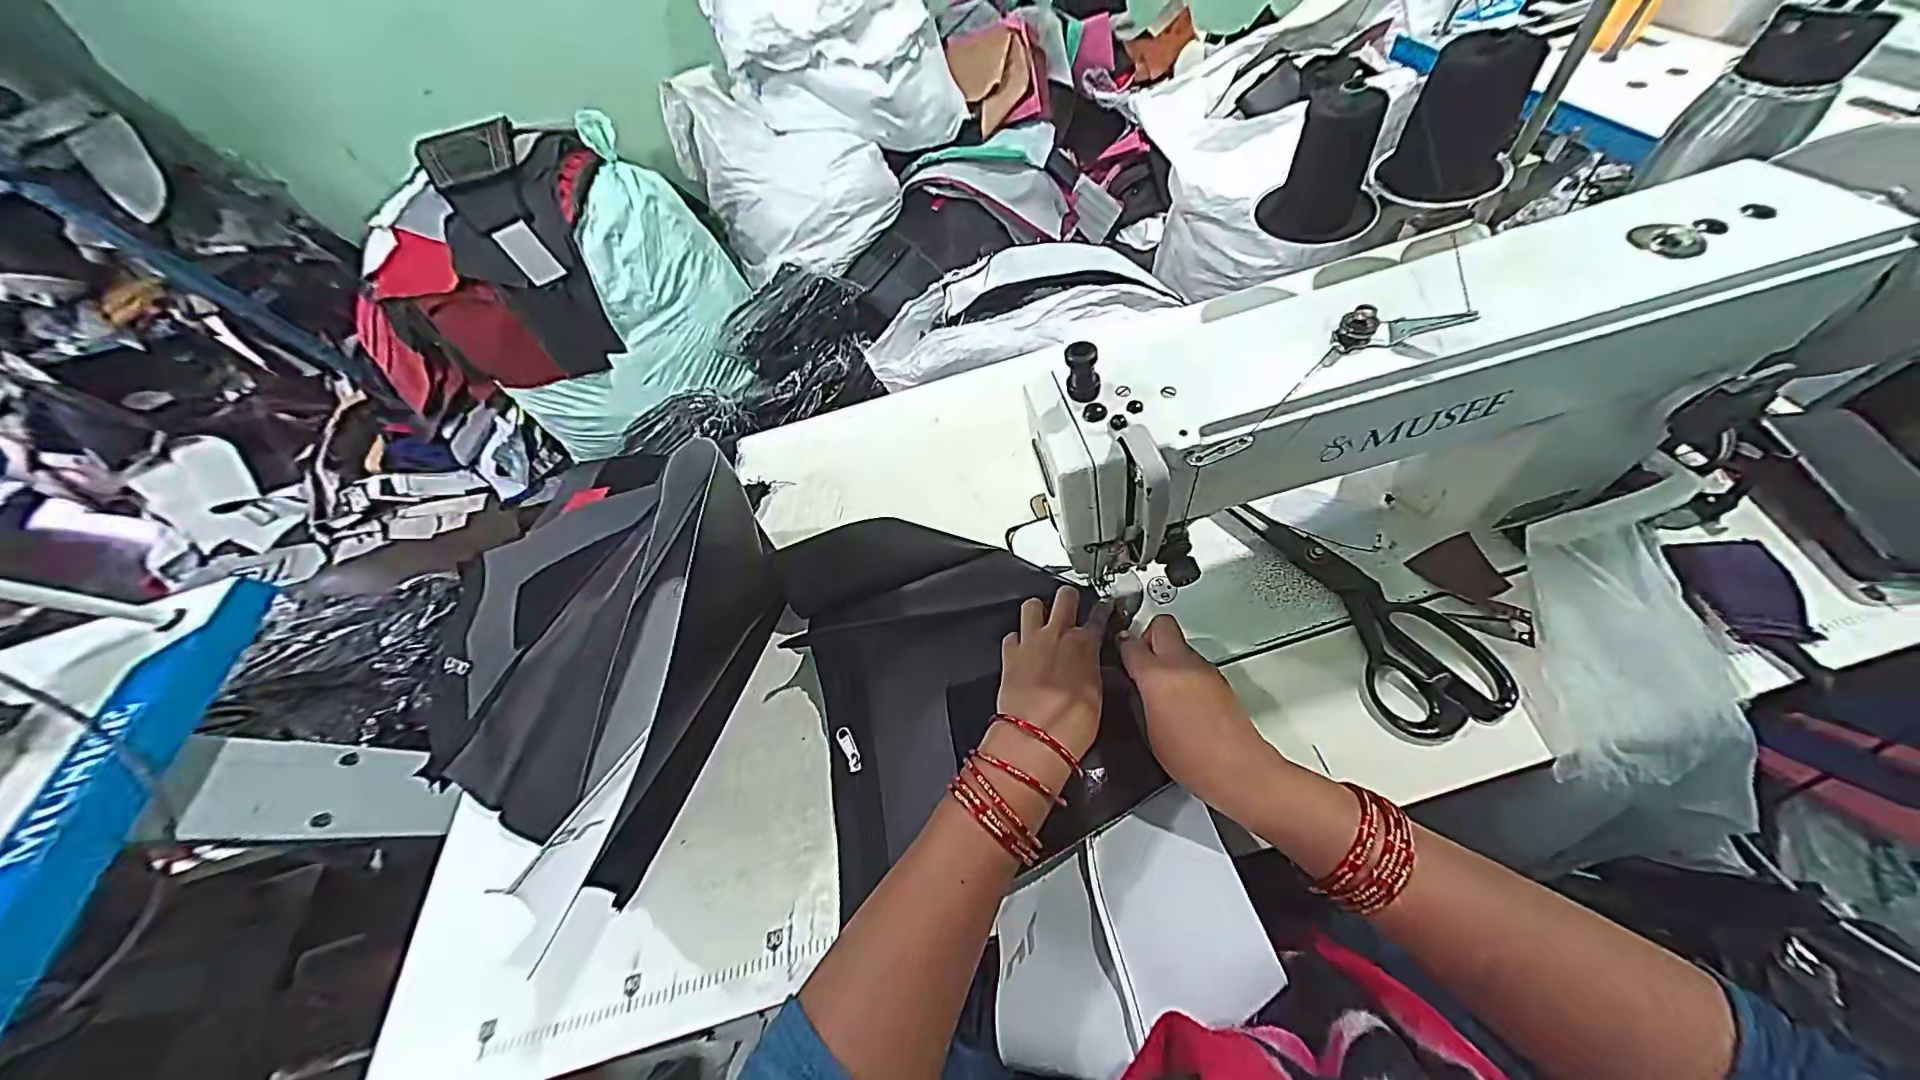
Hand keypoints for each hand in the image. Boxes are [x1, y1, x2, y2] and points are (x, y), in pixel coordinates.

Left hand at [995, 586, 1109, 760]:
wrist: (1035, 737)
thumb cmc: (1070, 724)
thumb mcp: (1097, 696)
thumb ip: (1093, 672)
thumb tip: (1092, 669)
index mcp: (1085, 644)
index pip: (1098, 616)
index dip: (1103, 611)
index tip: (1103, 609)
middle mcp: (1057, 635)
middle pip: (1065, 597)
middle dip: (1070, 597)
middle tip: (1071, 604)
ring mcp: (1031, 642)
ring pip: (1032, 605)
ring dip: (1038, 611)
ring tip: (1042, 620)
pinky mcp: (1009, 655)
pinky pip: (1011, 635)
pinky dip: (1017, 639)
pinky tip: (1022, 648)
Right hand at [1119, 614, 1280, 817]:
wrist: (1238, 770)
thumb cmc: (1196, 759)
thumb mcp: (1148, 731)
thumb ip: (1139, 699)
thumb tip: (1136, 688)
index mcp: (1157, 676)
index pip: (1130, 644)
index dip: (1121, 647)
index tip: (1119, 654)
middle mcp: (1183, 665)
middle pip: (1161, 625)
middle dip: (1147, 636)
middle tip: (1140, 656)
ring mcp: (1205, 670)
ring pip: (1180, 645)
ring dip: (1168, 657)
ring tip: (1161, 687)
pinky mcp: (1220, 681)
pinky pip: (1195, 664)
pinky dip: (1184, 673)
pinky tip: (1180, 699)